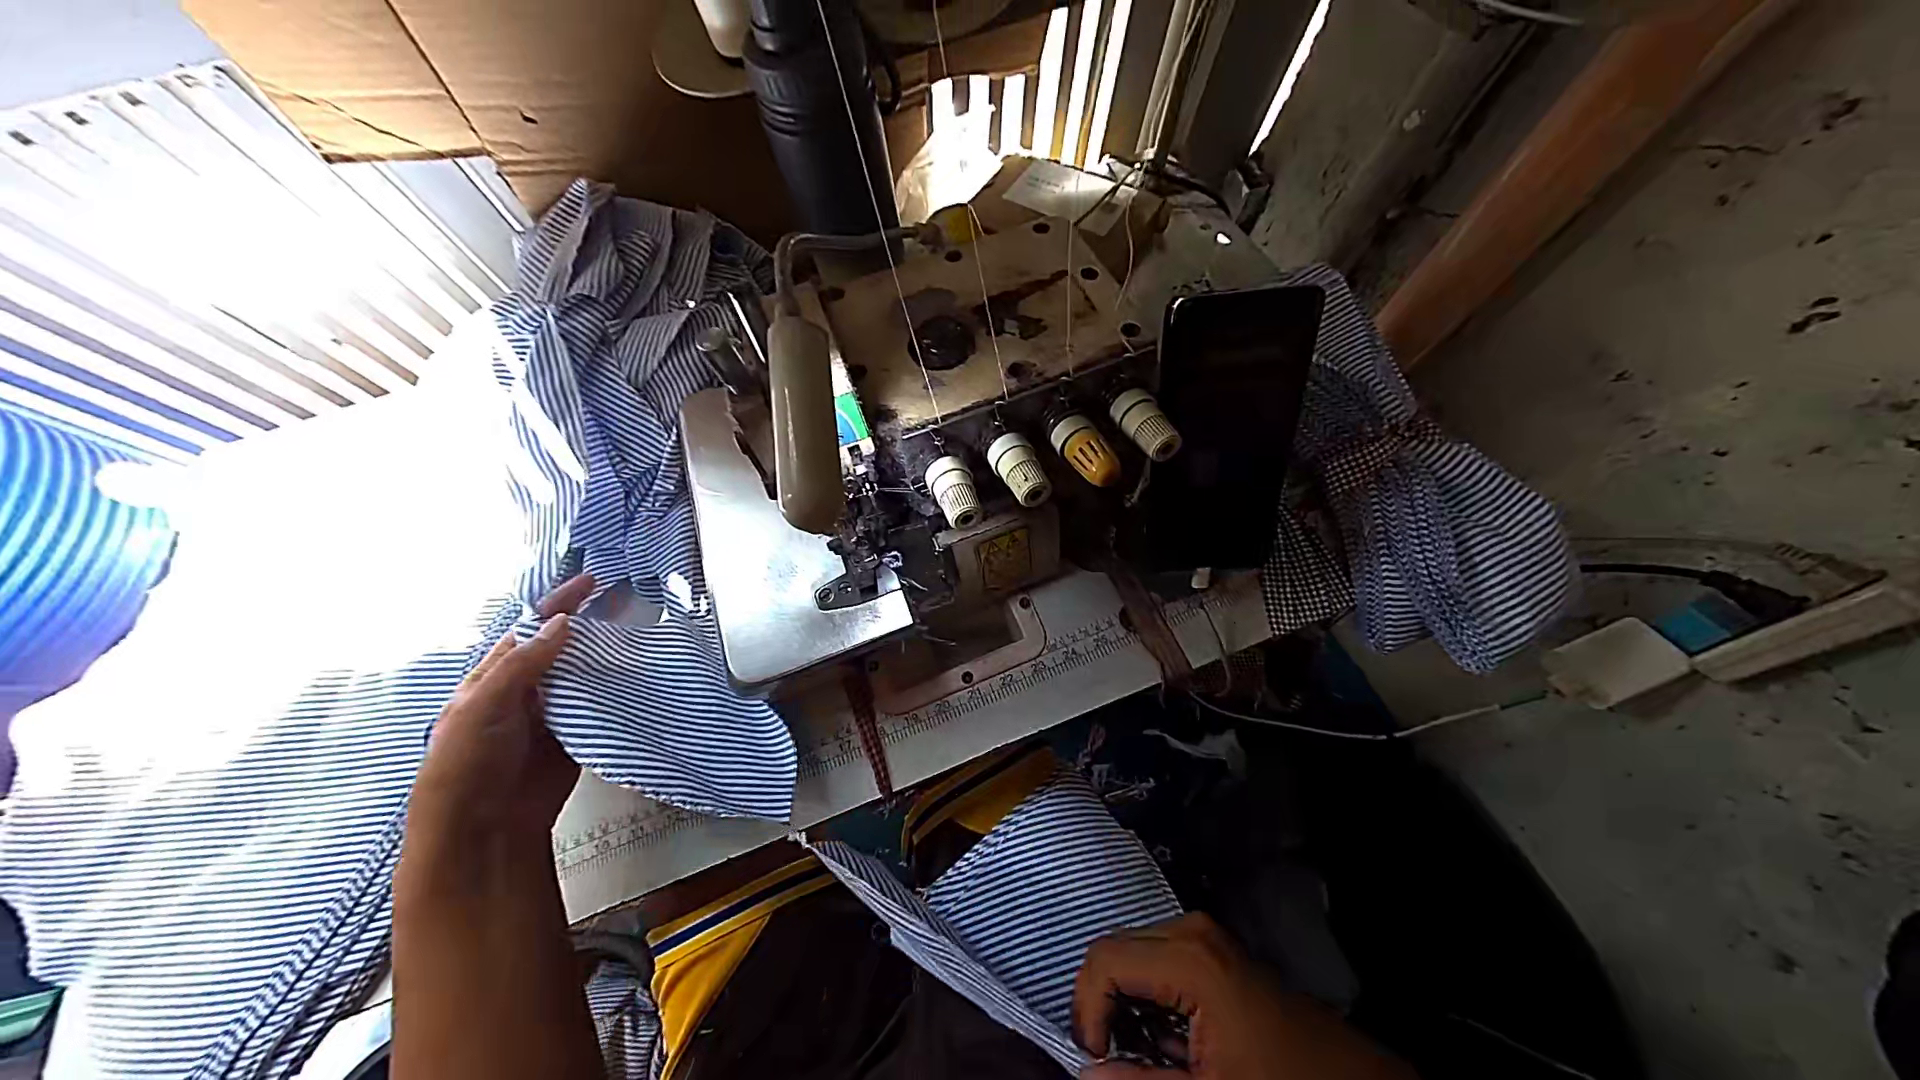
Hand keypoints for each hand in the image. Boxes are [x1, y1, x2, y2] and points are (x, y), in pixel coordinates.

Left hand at [393, 577, 607, 1079]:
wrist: (484, 829)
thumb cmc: (466, 764)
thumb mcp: (480, 708)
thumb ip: (522, 665)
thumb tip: (565, 622)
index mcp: (495, 675)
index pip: (531, 627)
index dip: (559, 602)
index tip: (593, 580)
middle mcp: (527, 686)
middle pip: (564, 643)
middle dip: (591, 618)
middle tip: (627, 595)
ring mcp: (554, 709)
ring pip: (585, 669)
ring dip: (608, 647)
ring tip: (640, 625)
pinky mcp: (577, 731)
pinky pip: (599, 699)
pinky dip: (617, 682)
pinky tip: (638, 669)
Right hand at [1073, 913, 1415, 1079]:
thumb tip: (1086, 1074)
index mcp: (1189, 959)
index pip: (1103, 960)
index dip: (1086, 1009)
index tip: (1096, 1058)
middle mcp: (1189, 930)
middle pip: (1112, 950)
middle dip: (1103, 1004)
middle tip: (1116, 1057)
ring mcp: (1201, 932)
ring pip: (1129, 953)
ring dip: (1123, 1000)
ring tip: (1148, 1052)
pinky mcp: (1209, 945)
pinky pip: (1154, 956)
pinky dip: (1146, 994)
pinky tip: (1168, 1036)